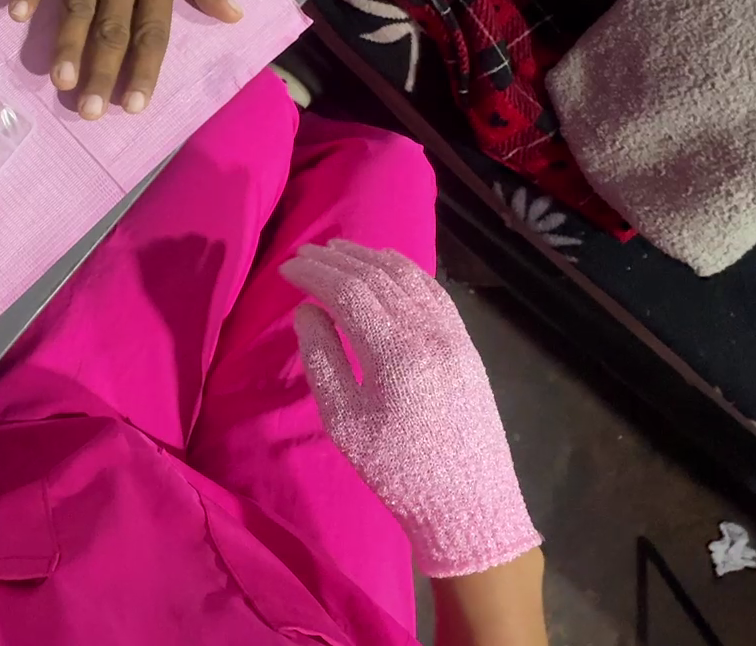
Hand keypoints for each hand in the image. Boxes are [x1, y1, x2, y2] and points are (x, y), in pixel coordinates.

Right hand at [9, 0, 242, 118]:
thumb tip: (229, 17)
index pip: (152, 30)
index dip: (143, 71)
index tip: (132, 106)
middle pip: (112, 27)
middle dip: (101, 72)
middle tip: (88, 111)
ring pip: (78, 3)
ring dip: (68, 43)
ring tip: (58, 79)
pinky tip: (17, 15)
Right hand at [284, 241, 541, 577]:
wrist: (470, 506)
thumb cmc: (397, 469)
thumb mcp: (343, 421)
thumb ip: (321, 358)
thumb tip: (306, 310)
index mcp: (395, 354)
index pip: (347, 291)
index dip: (313, 273)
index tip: (286, 269)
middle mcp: (428, 333)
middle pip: (374, 276)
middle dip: (334, 259)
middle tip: (302, 254)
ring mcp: (452, 335)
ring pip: (405, 276)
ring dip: (367, 256)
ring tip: (335, 250)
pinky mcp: (466, 343)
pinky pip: (432, 290)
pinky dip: (403, 269)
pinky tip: (384, 263)